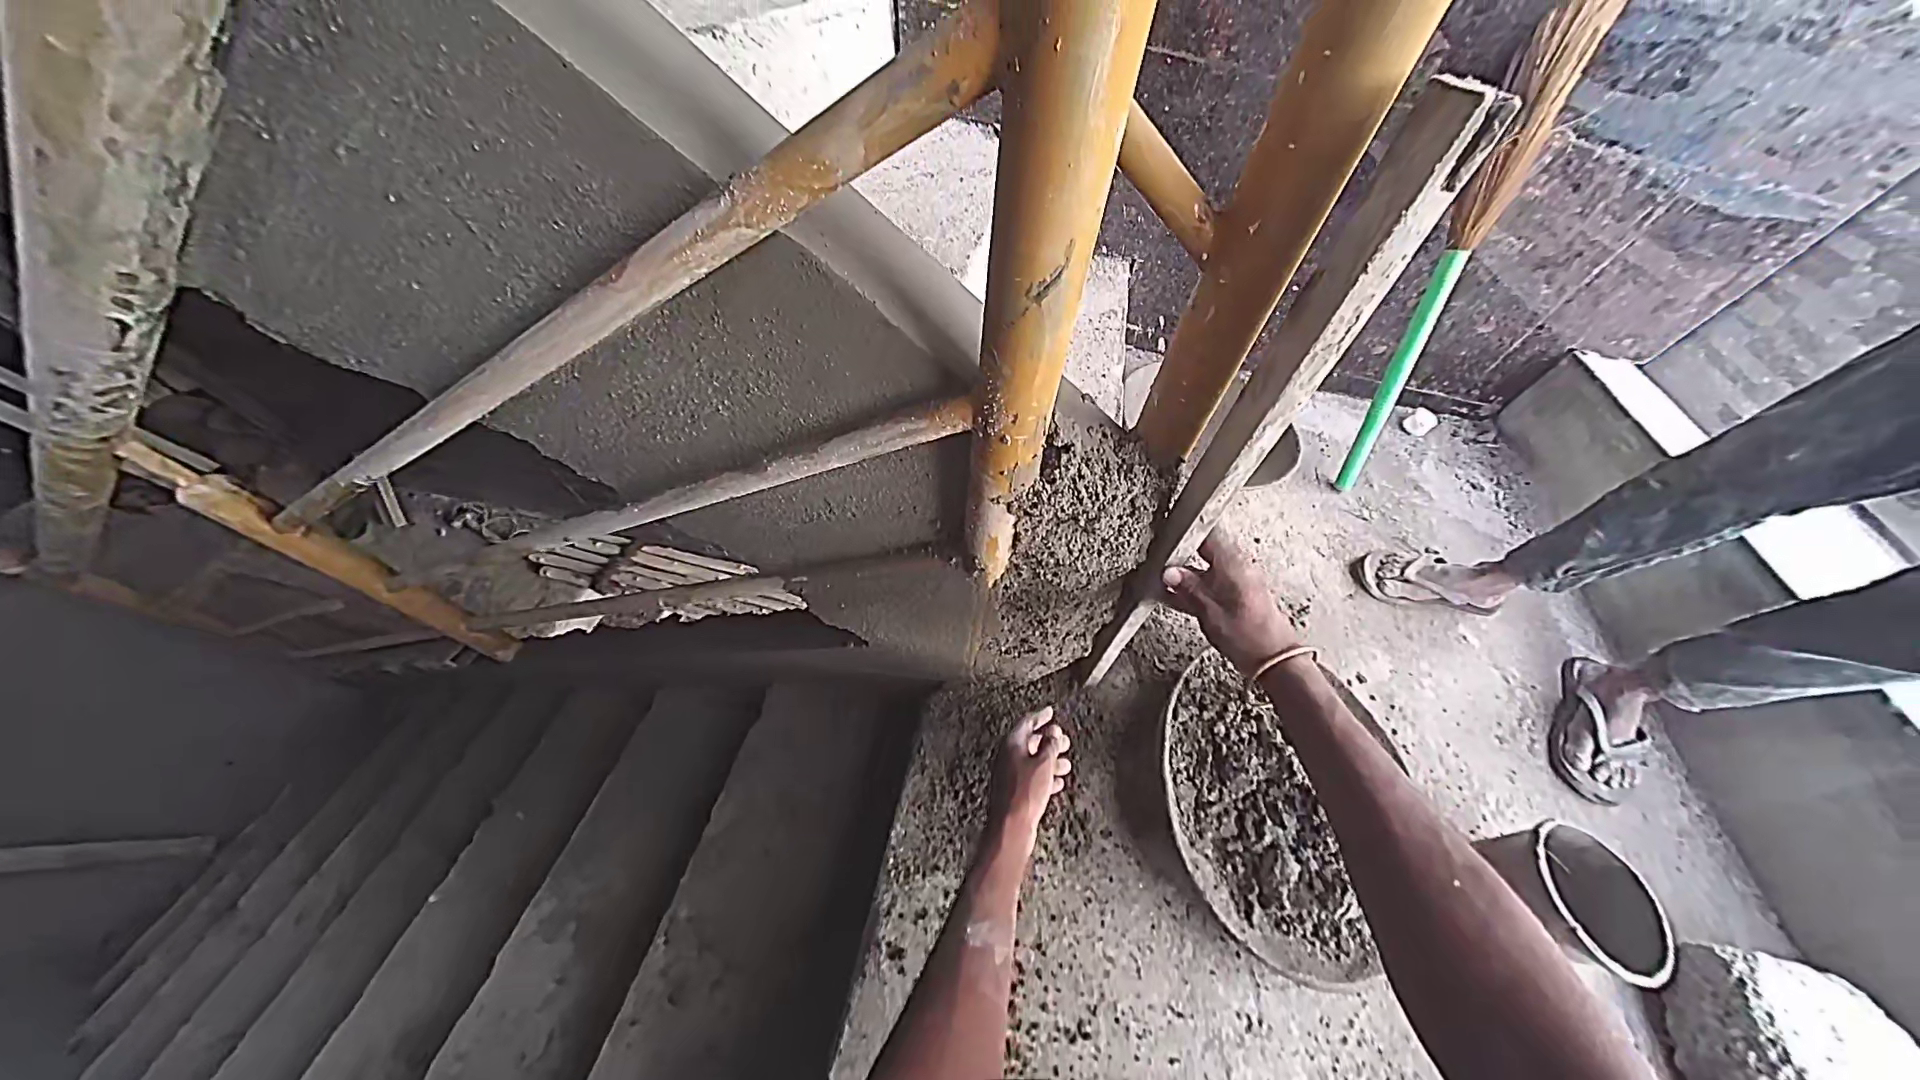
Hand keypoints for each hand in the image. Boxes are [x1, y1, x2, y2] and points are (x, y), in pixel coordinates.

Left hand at [988, 706, 1071, 842]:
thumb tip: (1054, 733)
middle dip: (1048, 740)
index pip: (1027, 722)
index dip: (1041, 716)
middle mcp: (1007, 756)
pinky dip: (1044, 776)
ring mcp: (1008, 774)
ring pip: (1031, 760)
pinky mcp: (1013, 791)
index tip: (1050, 711)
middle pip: (1030, 741)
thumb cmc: (1025, 794)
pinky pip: (1030, 777)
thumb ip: (1050, 746)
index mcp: (1011, 744)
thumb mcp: (1044, 765)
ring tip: (1065, 763)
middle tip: (1063, 740)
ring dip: (1049, 760)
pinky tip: (1056, 781)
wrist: (1011, 826)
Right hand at [1160, 531, 1302, 673]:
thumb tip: (1170, 573)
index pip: (1207, 536)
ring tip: (1163, 584)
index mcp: (1234, 565)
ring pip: (1204, 569)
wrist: (1274, 660)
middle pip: (1204, 551)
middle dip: (1180, 557)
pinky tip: (1177, 597)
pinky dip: (1195, 589)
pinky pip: (1211, 585)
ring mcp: (1238, 582)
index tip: (1166, 541)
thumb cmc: (1251, 637)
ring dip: (1185, 576)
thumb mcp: (1210, 612)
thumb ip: (1188, 588)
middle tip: (1159, 564)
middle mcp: (1238, 569)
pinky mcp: (1237, 596)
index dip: (1184, 535)